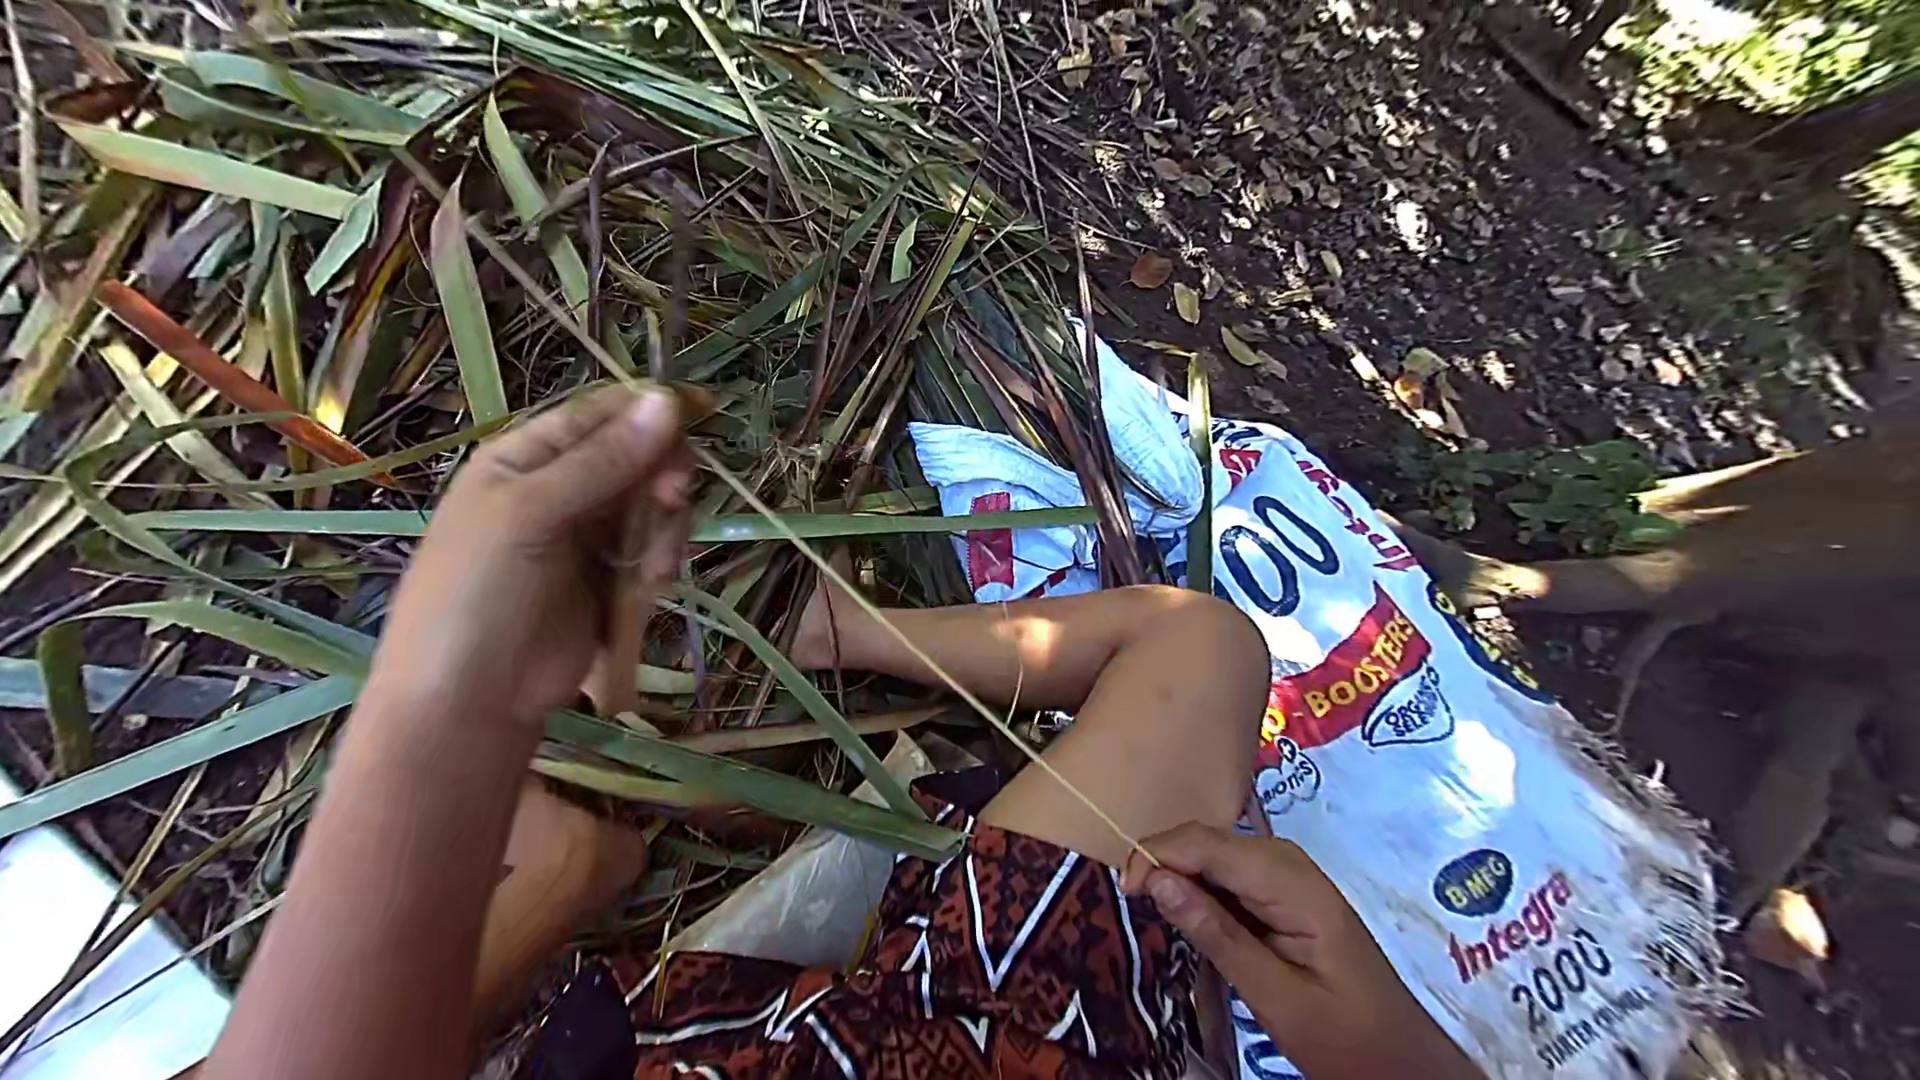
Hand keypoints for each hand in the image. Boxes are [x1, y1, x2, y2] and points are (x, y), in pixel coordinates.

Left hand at [365, 385, 691, 726]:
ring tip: (655, 565)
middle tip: (674, 498)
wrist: (473, 699)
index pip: (602, 412)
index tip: (704, 412)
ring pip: (656, 504)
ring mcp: (593, 532)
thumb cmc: (479, 594)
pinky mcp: (616, 572)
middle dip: (663, 475)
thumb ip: (604, 461)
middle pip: (640, 456)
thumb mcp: (532, 516)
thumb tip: (668, 401)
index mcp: (528, 457)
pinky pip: (658, 545)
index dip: (653, 408)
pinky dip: (663, 559)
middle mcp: (564, 487)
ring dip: (666, 528)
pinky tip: (652, 582)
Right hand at [1121, 823, 1481, 1079]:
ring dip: (1177, 873)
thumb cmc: (1347, 1040)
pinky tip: (1188, 913)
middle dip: (1162, 862)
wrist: (1405, 1063)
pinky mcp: (1277, 885)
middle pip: (1204, 840)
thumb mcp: (1277, 999)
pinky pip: (1224, 869)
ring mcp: (1282, 869)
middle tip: (1134, 903)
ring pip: (1209, 851)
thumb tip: (1155, 880)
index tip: (1125, 891)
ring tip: (1154, 909)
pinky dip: (1197, 886)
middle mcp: (1284, 859)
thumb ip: (1216, 935)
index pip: (1205, 843)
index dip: (1157, 855)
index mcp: (1291, 882)